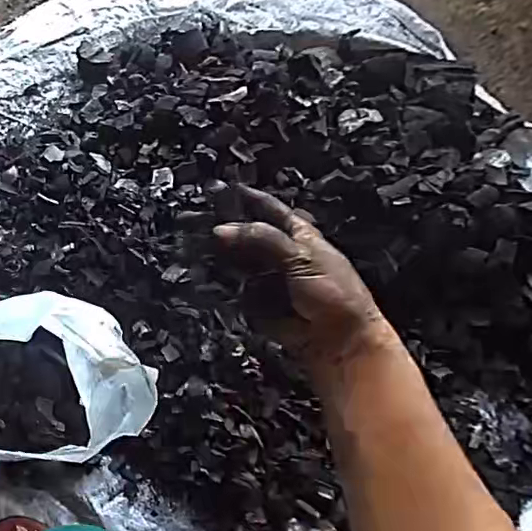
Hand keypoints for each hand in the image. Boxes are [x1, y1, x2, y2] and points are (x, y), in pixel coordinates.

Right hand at [212, 184, 394, 370]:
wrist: (337, 340)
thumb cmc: (335, 295)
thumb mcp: (302, 257)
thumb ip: (262, 239)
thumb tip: (221, 229)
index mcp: (299, 236)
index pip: (270, 210)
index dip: (248, 199)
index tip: (222, 190)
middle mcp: (279, 254)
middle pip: (245, 235)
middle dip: (223, 230)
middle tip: (196, 224)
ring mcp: (265, 278)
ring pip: (234, 261)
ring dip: (217, 257)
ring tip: (194, 249)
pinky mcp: (253, 300)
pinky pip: (229, 287)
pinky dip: (218, 283)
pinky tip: (204, 275)